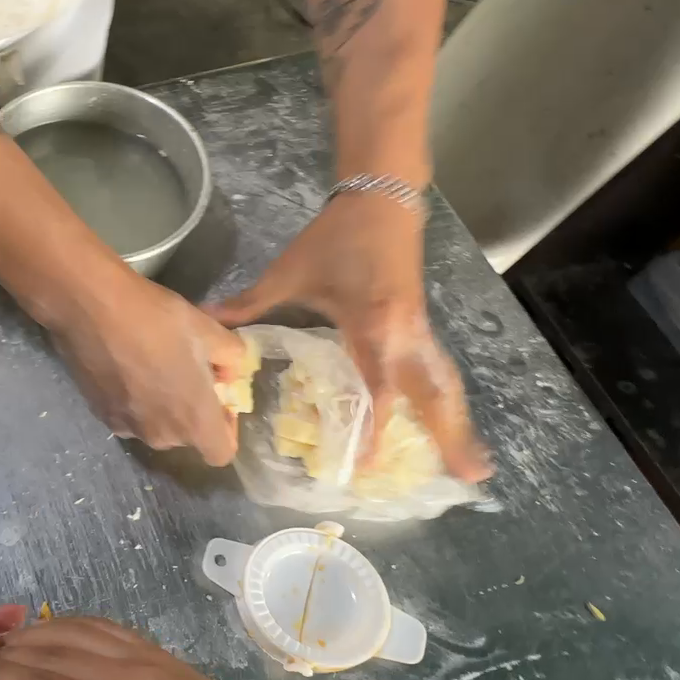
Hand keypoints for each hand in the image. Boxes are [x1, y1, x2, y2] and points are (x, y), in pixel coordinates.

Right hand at [0, 616, 309, 679]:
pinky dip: (75, 625)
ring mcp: (147, 658)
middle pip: (56, 651)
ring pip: (79, 631)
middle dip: (16, 649)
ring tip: (13, 636)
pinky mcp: (161, 652)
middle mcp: (128, 677)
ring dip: (41, 630)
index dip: (8, 676)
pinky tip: (58, 630)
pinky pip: (108, 627)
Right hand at [48, 272, 250, 463]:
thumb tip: (226, 371)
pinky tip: (123, 367)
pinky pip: (127, 415)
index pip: (221, 453)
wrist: (90, 309)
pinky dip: (132, 399)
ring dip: (160, 406)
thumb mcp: (209, 329)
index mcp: (194, 420)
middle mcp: (159, 435)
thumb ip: (231, 358)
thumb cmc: (157, 319)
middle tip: (185, 372)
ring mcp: (125, 427)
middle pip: (185, 437)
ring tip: (150, 368)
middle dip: (191, 410)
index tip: (217, 397)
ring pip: (154, 426)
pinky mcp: (98, 413)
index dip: (227, 427)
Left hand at [210, 193, 490, 480]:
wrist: (382, 200)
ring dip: (456, 419)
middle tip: (471, 478)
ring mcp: (420, 328)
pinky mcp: (421, 321)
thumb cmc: (335, 239)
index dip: (374, 429)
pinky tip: (442, 416)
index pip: (378, 391)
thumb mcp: (288, 273)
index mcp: (374, 328)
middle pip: (434, 394)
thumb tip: (207, 320)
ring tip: (472, 462)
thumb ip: (249, 303)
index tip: (369, 465)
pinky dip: (443, 396)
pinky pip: (436, 368)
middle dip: (452, 435)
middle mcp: (406, 336)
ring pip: (443, 382)